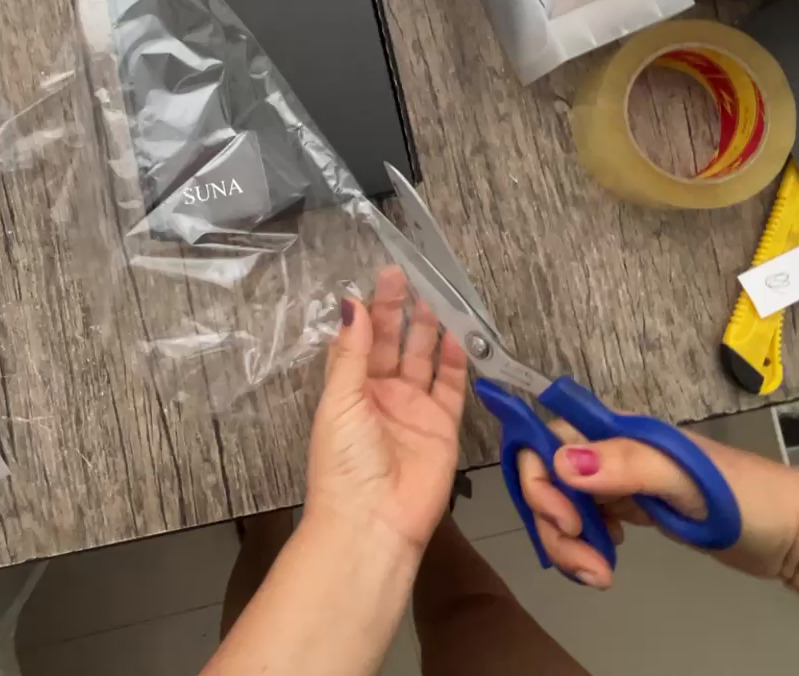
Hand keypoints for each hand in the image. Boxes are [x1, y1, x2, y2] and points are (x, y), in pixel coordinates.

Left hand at [304, 266, 469, 555]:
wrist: (373, 522)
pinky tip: (458, 334)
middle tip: (410, 276)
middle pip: (393, 342)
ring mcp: (413, 409)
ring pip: (424, 358)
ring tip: (436, 295)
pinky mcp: (442, 425)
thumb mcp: (340, 400)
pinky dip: (456, 360)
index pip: (362, 338)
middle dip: (400, 310)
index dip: (372, 308)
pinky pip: (451, 386)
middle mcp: (382, 394)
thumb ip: (351, 351)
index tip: (382, 277)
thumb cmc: (344, 463)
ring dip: (429, 328)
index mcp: (350, 388)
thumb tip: (350, 302)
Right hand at [517, 427, 798, 588]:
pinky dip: (583, 546)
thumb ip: (624, 465)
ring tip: (599, 576)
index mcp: (612, 429)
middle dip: (552, 523)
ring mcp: (616, 479)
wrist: (795, 535)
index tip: (566, 522)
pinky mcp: (628, 506)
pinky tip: (606, 563)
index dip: (539, 479)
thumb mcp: (685, 478)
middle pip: (547, 477)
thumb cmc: (744, 497)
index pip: (544, 440)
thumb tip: (560, 462)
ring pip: (562, 504)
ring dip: (567, 542)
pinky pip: (585, 522)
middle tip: (586, 565)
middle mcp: (605, 449)